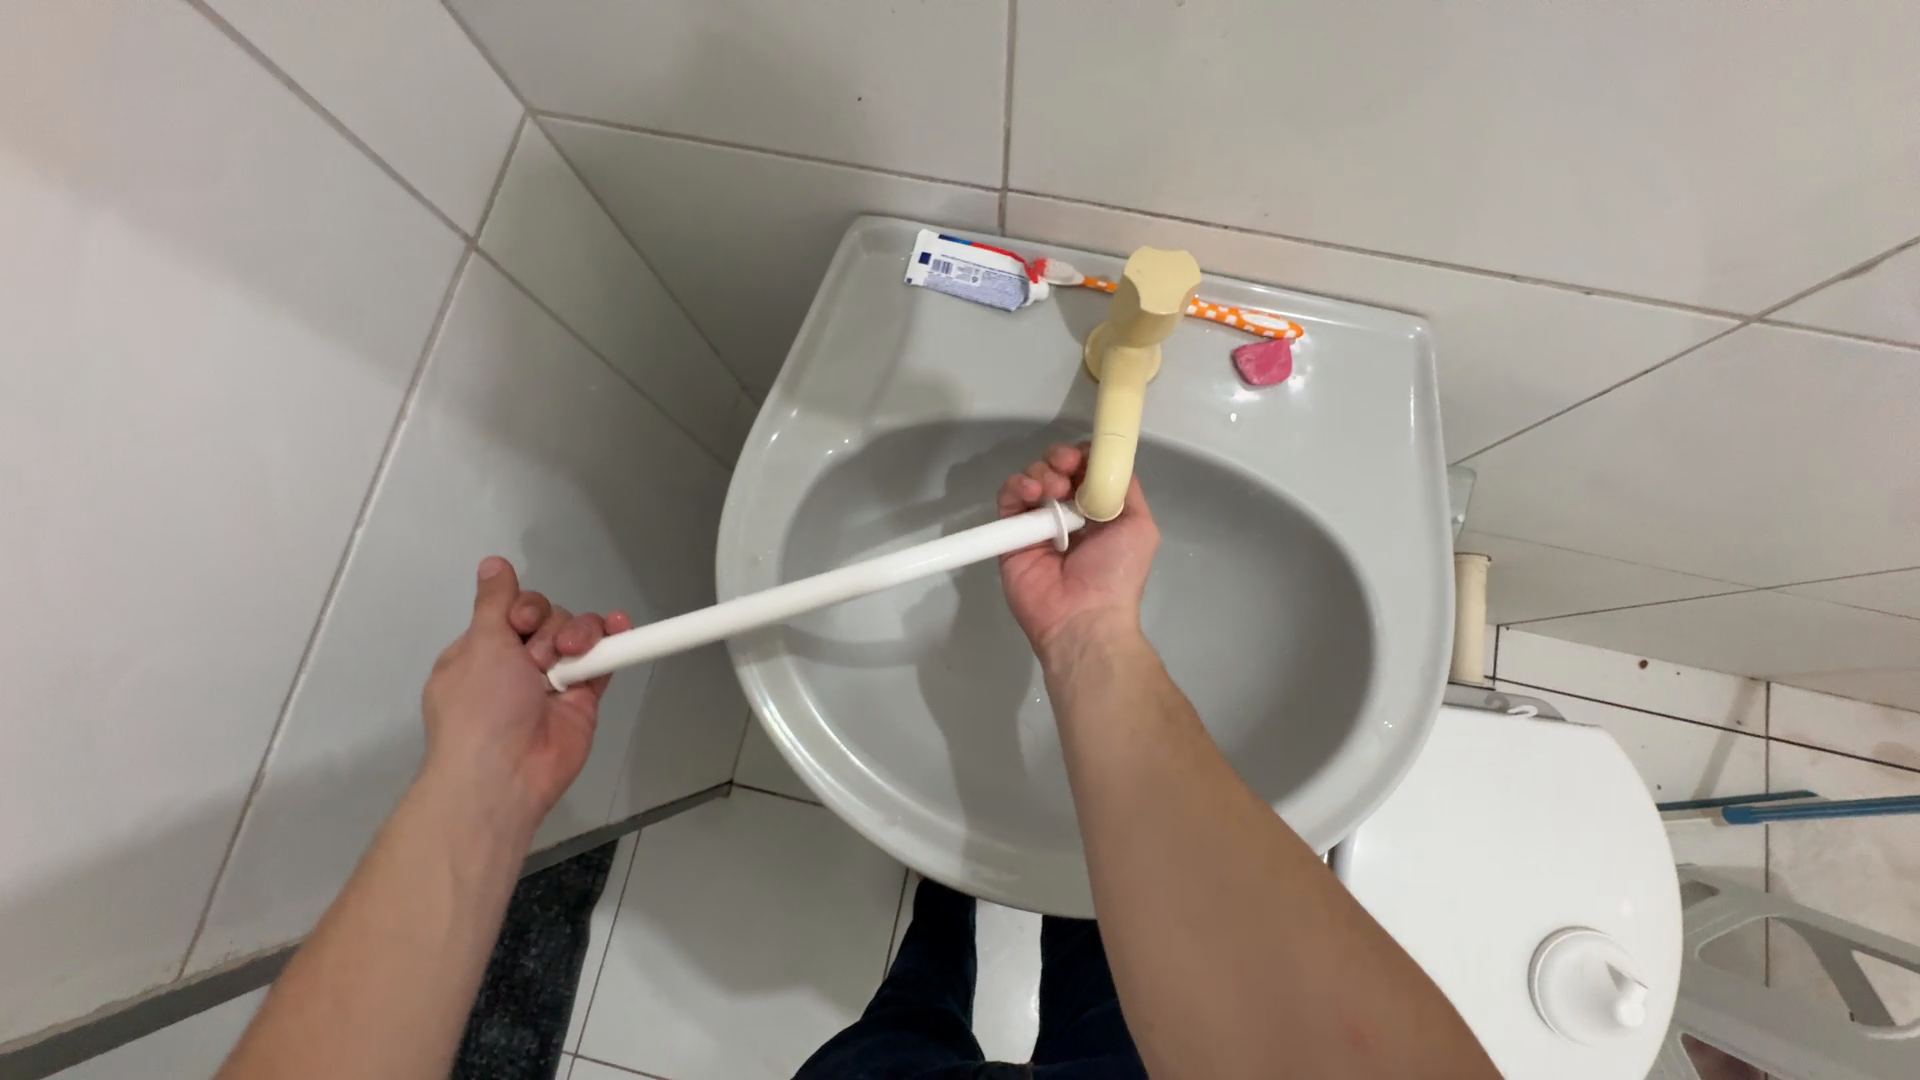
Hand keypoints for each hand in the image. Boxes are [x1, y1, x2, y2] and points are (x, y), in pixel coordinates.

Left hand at [420, 557, 632, 832]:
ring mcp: (554, 678)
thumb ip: (495, 602)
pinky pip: (604, 660)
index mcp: (484, 651)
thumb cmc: (480, 708)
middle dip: (550, 627)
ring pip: (579, 634)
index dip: (523, 608)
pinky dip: (615, 643)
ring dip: (580, 635)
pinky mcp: (585, 695)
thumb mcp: (479, 645)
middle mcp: (518, 663)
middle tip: (538, 657)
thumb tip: (493, 564)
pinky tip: (621, 629)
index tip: (518, 624)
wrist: (505, 771)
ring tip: (573, 654)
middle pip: (550, 618)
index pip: (514, 609)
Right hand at [997, 442, 1159, 656]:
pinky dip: (1017, 487)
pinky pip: (1008, 499)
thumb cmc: (1116, 573)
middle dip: (1060, 460)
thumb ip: (1126, 491)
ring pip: (1032, 478)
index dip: (1082, 457)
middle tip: (1065, 471)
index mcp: (1098, 512)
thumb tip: (1106, 466)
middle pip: (1056, 468)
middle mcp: (1067, 513)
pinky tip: (1031, 494)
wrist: (1083, 616)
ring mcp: (1038, 523)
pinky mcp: (1012, 535)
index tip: (1082, 460)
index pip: (1085, 469)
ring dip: (1041, 472)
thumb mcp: (1139, 527)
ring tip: (1050, 490)